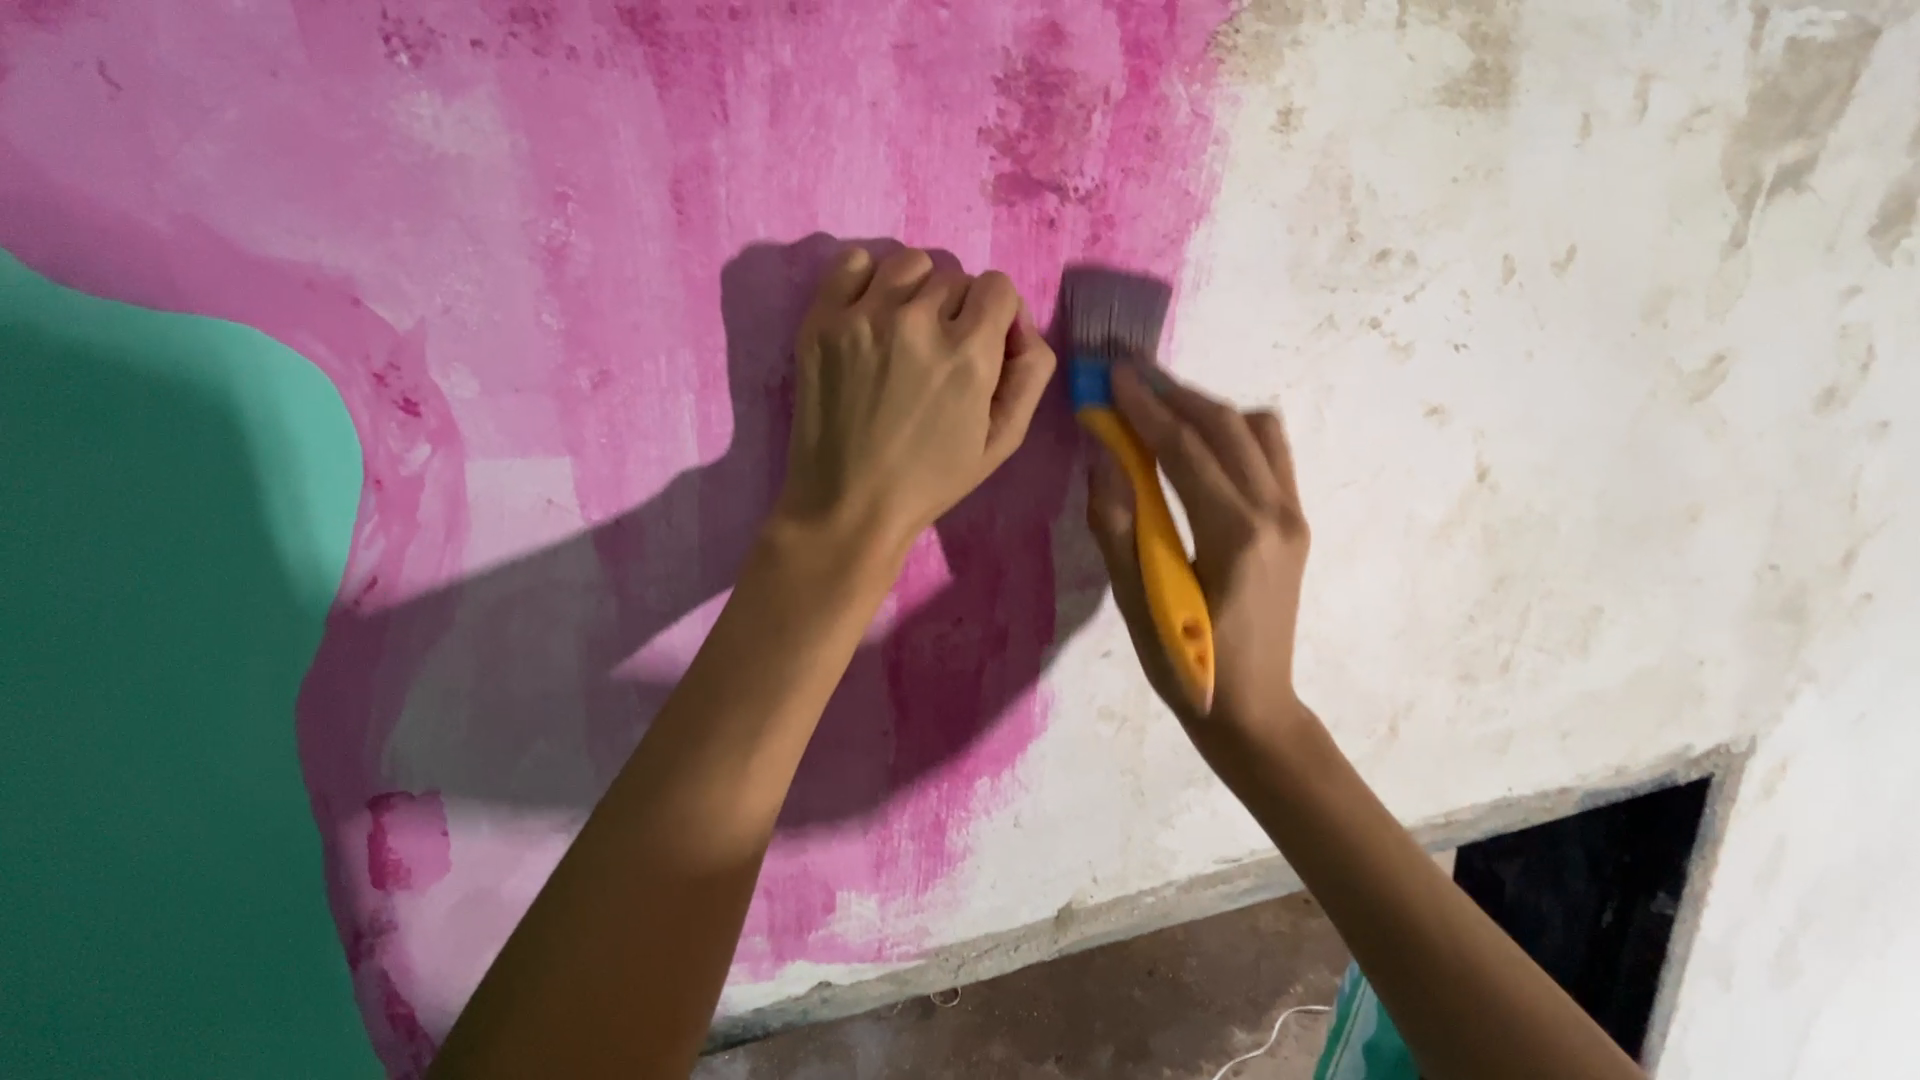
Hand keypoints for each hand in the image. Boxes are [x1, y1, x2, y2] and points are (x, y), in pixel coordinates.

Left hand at [774, 246, 1056, 560]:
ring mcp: (864, 317)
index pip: (998, 286)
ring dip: (916, 288)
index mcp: (968, 354)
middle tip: (939, 350)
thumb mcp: (1003, 441)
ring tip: (904, 329)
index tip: (982, 343)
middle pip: (954, 276)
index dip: (996, 314)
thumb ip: (1030, 373)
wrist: (847, 505)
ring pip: (908, 263)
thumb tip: (1022, 324)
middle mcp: (918, 322)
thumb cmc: (931, 481)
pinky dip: (867, 277)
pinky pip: (853, 262)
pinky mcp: (822, 321)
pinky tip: (869, 312)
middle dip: (956, 307)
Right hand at [1087, 364, 1309, 736]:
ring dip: (1204, 407)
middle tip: (1126, 373)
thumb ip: (1118, 524)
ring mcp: (1293, 515)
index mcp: (1234, 533)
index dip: (1144, 406)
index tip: (1110, 374)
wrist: (1252, 708)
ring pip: (1254, 430)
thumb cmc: (1186, 665)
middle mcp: (1275, 512)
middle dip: (1171, 393)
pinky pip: (1269, 452)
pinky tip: (1197, 439)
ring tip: (1157, 402)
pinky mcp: (1295, 522)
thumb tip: (1103, 457)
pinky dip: (1231, 431)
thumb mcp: (1137, 601)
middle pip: (1223, 425)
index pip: (1185, 447)